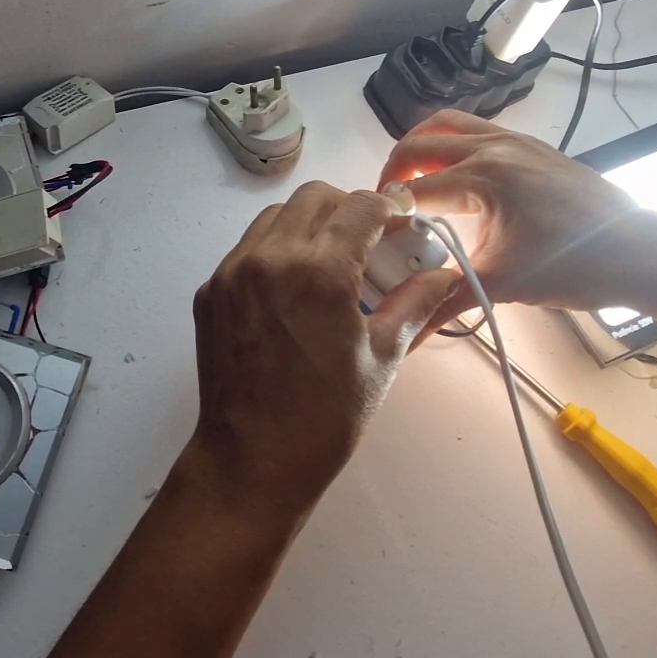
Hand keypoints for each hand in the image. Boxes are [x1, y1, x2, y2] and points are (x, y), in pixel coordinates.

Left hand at [186, 181, 457, 517]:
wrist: (250, 461)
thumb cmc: (325, 417)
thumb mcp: (382, 358)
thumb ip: (415, 303)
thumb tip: (446, 274)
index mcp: (319, 271)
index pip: (360, 206)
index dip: (391, 206)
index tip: (404, 220)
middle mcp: (270, 257)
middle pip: (315, 197)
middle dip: (349, 206)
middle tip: (371, 237)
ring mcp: (232, 271)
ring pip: (275, 215)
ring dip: (310, 222)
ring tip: (331, 259)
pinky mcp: (210, 290)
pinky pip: (248, 248)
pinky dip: (276, 249)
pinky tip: (293, 285)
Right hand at [378, 109, 656, 315]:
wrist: (645, 253)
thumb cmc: (575, 268)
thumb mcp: (504, 286)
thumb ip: (446, 303)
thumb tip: (405, 338)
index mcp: (482, 179)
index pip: (412, 191)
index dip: (385, 213)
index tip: (371, 234)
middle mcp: (492, 148)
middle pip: (417, 144)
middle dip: (391, 173)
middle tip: (386, 209)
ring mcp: (513, 139)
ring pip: (444, 123)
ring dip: (418, 147)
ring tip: (412, 182)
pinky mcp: (529, 142)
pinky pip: (472, 128)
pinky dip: (448, 142)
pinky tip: (452, 176)